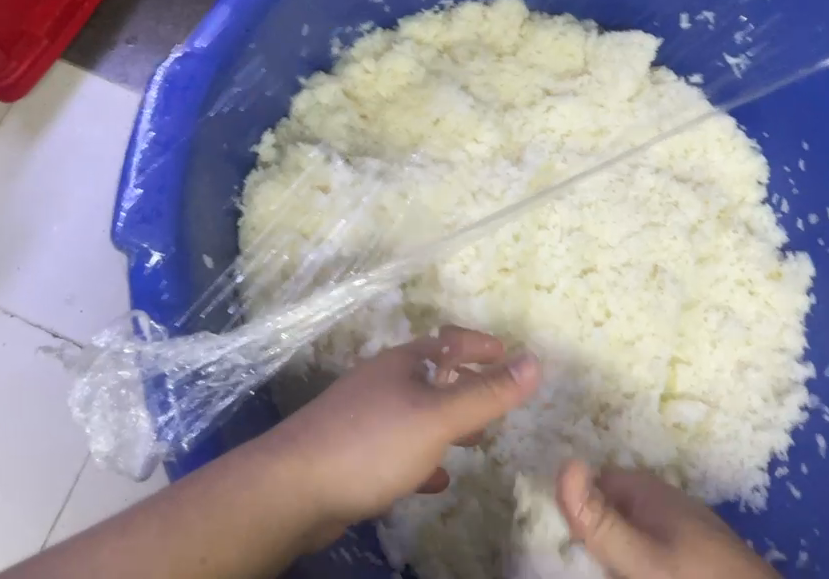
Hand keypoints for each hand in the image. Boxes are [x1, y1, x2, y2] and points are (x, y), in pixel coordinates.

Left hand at [256, 326, 540, 537]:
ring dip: (447, 424)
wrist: (295, 487)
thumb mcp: (437, 417)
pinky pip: (399, 449)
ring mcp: (365, 417)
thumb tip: (534, 361)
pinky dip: (423, 458)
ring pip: (417, 413)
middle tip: (497, 402)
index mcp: (403, 364)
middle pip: (433, 376)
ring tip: (476, 442)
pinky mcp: (353, 453)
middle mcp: (383, 382)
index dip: (479, 346)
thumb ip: (485, 393)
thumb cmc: (372, 442)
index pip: (448, 342)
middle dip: (466, 387)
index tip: (507, 354)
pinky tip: (436, 480)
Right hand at [556, 461, 777, 578]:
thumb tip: (562, 463)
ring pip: (627, 543)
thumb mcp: (644, 561)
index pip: (586, 490)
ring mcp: (675, 534)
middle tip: (574, 568)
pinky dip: (638, 566)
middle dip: (591, 546)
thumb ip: (600, 522)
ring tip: (598, 571)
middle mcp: (656, 503)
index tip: (554, 550)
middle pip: (605, 518)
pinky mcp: (689, 561)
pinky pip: (649, 561)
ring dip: (613, 562)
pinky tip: (632, 573)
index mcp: (642, 490)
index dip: (568, 516)